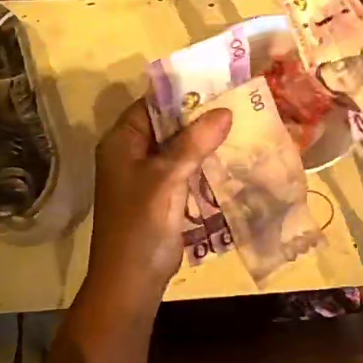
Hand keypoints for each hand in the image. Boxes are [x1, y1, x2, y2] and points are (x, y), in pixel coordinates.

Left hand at [86, 99, 231, 291]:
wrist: (132, 279)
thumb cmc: (142, 224)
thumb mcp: (168, 178)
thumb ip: (194, 143)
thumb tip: (225, 110)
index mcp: (121, 142)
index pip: (151, 104)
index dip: (182, 93)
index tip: (218, 84)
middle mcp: (130, 154)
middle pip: (167, 125)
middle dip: (199, 117)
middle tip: (238, 103)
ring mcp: (146, 177)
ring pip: (178, 148)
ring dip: (204, 141)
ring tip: (241, 126)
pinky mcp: (161, 196)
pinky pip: (184, 170)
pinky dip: (204, 164)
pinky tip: (231, 158)